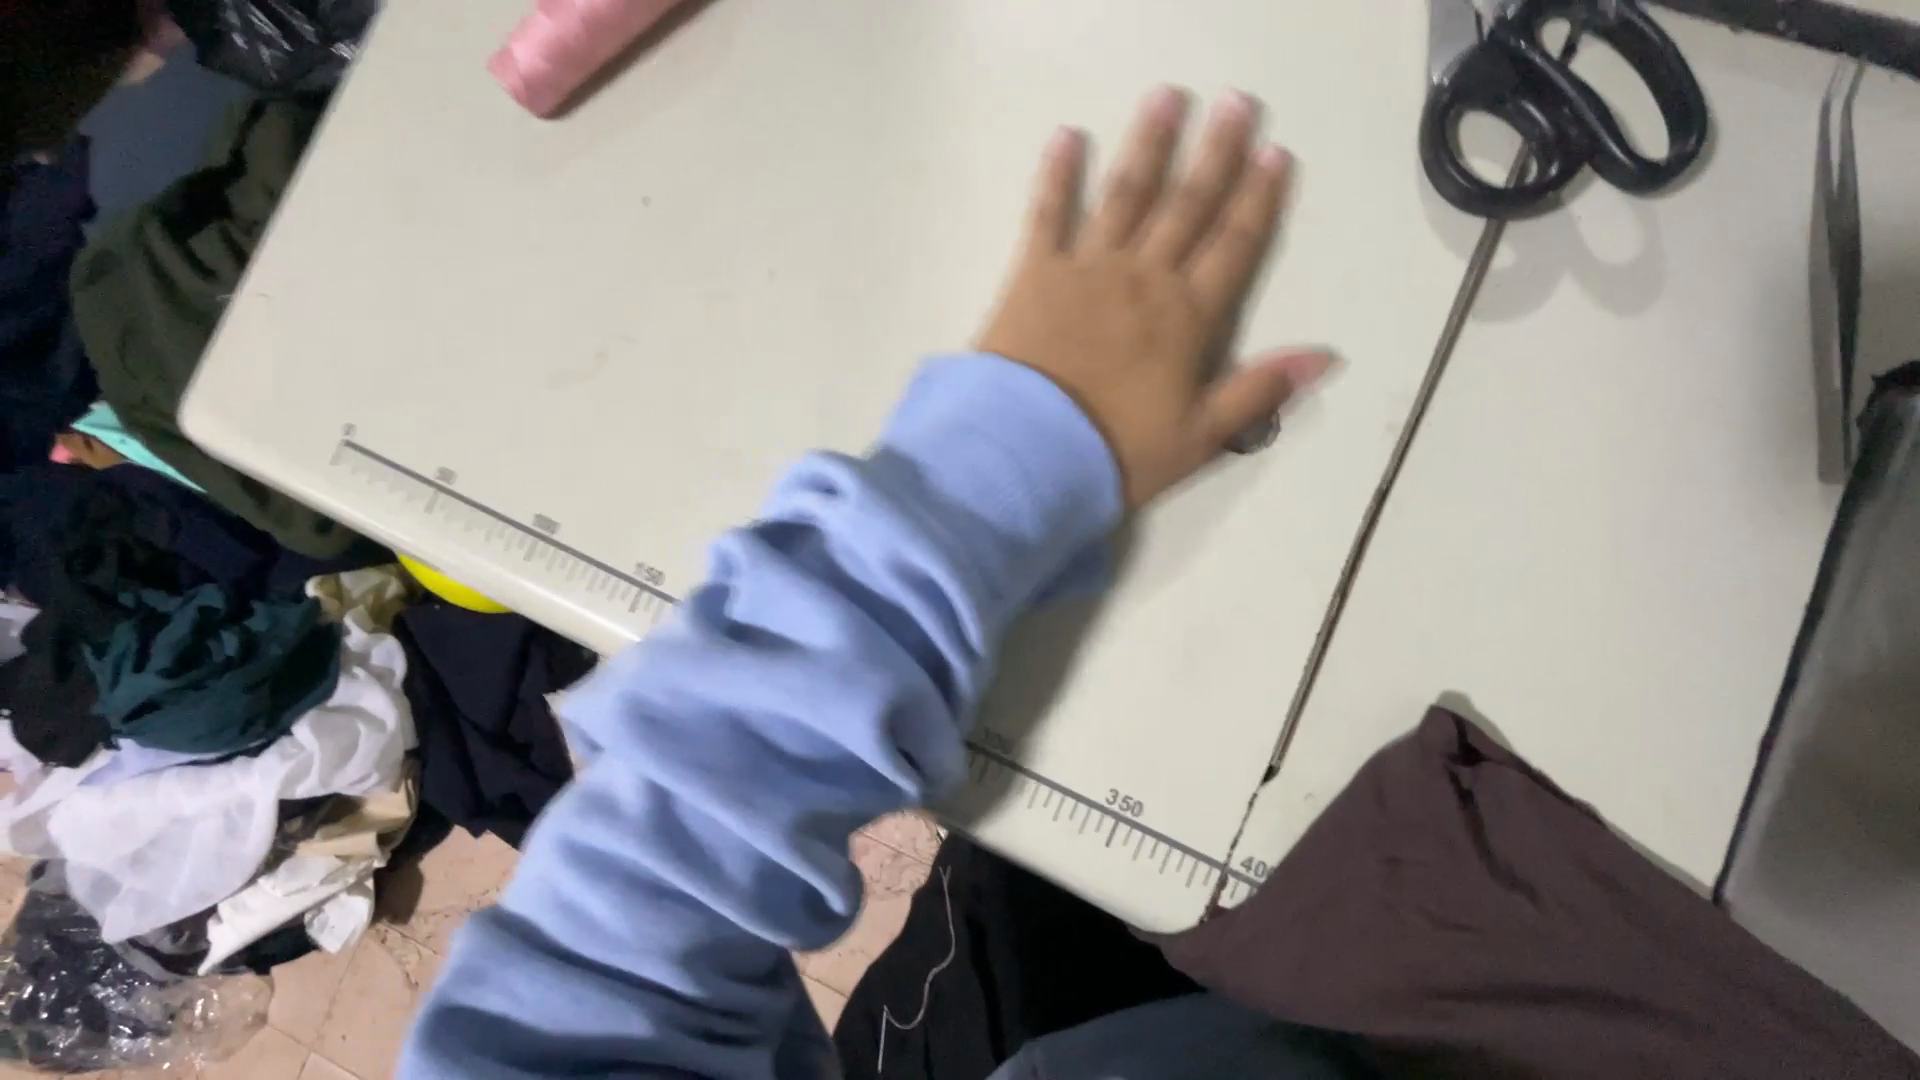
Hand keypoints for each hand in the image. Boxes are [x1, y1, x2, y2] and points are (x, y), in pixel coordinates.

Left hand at [978, 86, 1331, 510]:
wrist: (1027, 455)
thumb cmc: (1114, 453)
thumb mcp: (1199, 438)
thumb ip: (1259, 392)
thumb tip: (1327, 357)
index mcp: (1186, 318)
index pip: (1234, 247)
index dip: (1257, 200)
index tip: (1275, 155)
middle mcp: (1142, 280)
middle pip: (1187, 207)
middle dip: (1215, 155)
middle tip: (1236, 104)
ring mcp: (1086, 270)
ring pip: (1126, 196)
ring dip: (1149, 146)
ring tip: (1167, 98)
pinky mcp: (1033, 275)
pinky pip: (1047, 215)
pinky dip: (1057, 176)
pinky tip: (1068, 138)